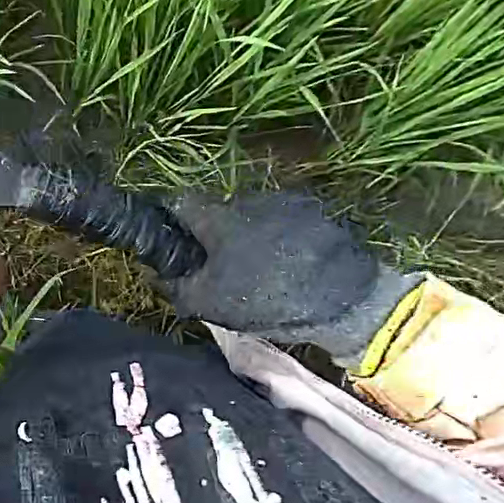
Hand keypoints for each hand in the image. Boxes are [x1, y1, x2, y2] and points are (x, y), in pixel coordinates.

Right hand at [163, 191, 419, 365]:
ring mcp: (285, 202)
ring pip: (252, 216)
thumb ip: (176, 286)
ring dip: (248, 234)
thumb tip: (157, 274)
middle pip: (218, 210)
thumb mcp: (209, 303)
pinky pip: (284, 221)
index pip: (179, 202)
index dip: (170, 218)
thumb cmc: (266, 298)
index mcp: (217, 218)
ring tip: (256, 267)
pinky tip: (286, 264)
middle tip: (215, 264)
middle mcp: (248, 200)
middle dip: (213, 232)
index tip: (170, 238)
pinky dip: (278, 237)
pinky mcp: (316, 213)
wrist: (346, 300)